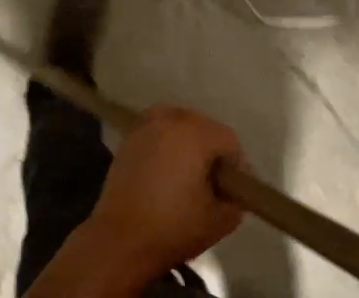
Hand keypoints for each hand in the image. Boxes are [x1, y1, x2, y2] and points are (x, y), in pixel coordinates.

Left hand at [86, 105, 246, 275]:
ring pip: (179, 124)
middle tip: (214, 181)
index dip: (237, 165)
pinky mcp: (129, 137)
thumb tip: (233, 190)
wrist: (121, 237)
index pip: (229, 140)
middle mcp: (170, 120)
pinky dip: (166, 143)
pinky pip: (157, 131)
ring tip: (189, 173)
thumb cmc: (174, 227)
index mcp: (195, 134)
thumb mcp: (220, 221)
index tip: (234, 189)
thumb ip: (236, 200)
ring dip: (189, 143)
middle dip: (213, 150)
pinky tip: (165, 169)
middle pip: (203, 126)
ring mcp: (145, 125)